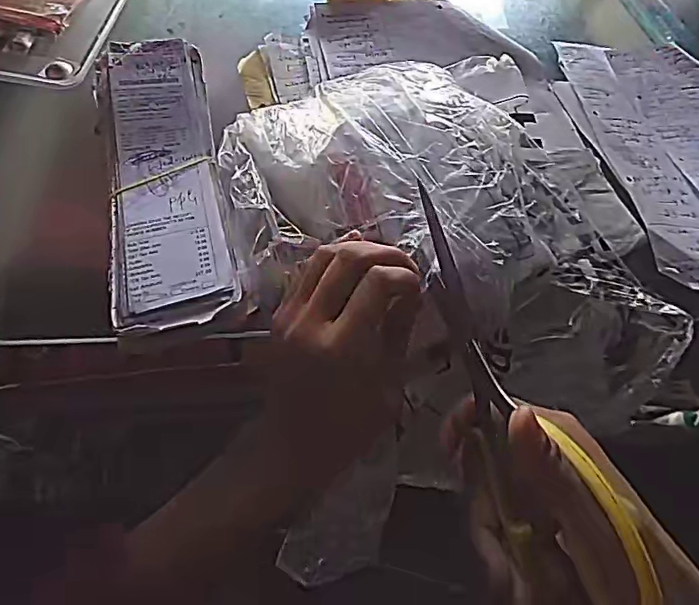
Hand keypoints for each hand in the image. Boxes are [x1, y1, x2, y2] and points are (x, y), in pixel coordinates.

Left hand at [254, 236, 421, 492]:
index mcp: (342, 348)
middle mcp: (311, 322)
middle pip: (349, 258)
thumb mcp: (388, 386)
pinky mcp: (280, 313)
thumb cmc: (348, 430)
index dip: (404, 275)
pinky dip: (333, 257)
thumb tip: (413, 291)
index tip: (418, 286)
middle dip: (385, 253)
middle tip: (405, 264)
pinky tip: (354, 258)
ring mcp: (290, 315)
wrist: (291, 449)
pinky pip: (307, 269)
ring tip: (382, 259)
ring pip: (324, 254)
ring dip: (358, 248)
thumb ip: (399, 331)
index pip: (377, 282)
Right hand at [444, 400, 698, 604]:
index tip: (449, 450)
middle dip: (488, 519)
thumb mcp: (592, 520)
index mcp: (559, 438)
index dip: (468, 426)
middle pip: (487, 469)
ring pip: (494, 509)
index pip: (497, 410)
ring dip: (504, 553)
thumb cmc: (634, 563)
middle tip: (508, 563)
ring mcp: (548, 495)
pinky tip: (539, 587)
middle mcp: (550, 459)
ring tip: (535, 588)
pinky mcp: (549, 528)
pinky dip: (516, 566)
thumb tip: (516, 414)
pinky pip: (509, 537)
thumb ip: (552, 469)